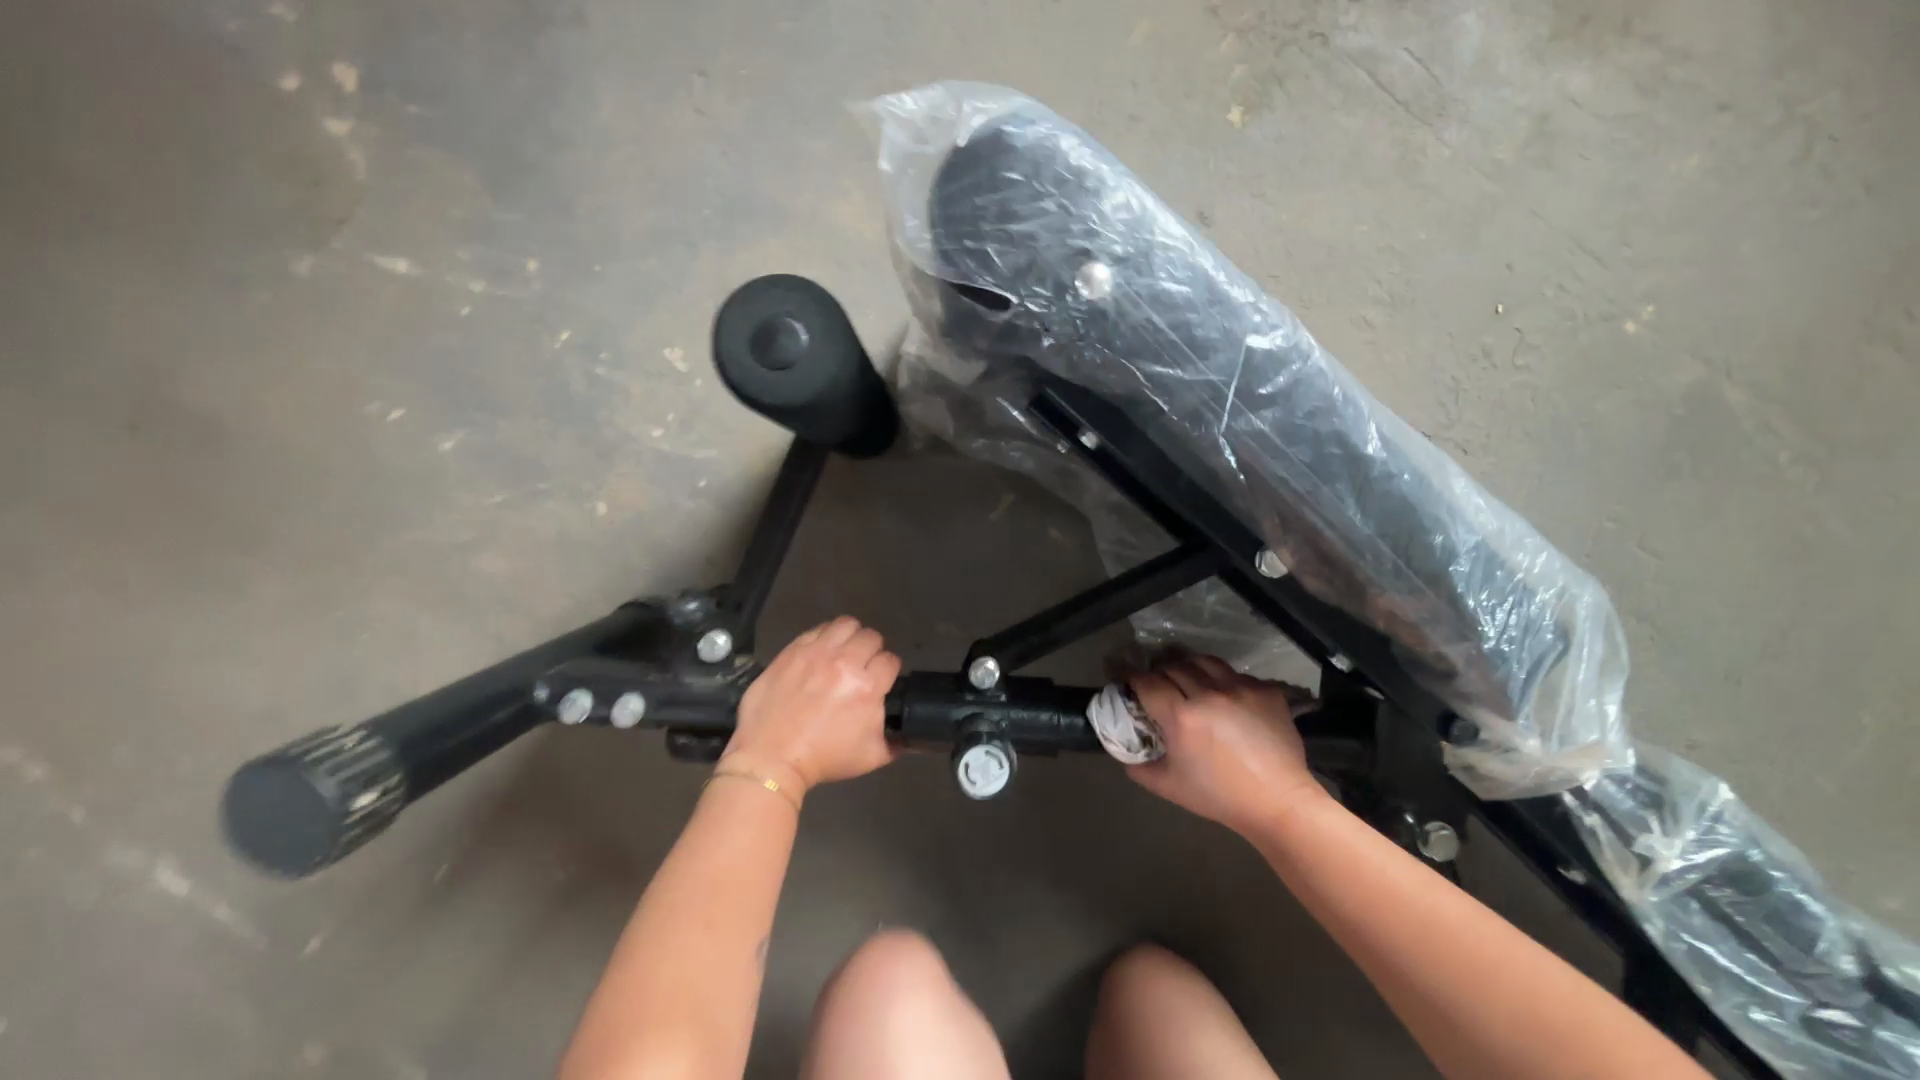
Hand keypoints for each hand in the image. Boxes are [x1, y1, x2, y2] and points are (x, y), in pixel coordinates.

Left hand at [723, 616, 901, 799]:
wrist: (771, 757)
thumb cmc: (823, 759)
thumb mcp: (871, 757)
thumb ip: (896, 743)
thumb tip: (909, 736)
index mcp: (868, 687)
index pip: (891, 661)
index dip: (889, 671)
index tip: (881, 682)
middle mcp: (845, 662)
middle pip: (871, 637)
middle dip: (872, 651)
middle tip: (862, 667)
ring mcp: (816, 653)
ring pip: (846, 624)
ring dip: (850, 638)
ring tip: (843, 654)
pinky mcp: (792, 650)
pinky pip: (817, 629)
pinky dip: (824, 638)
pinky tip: (820, 655)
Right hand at [1126, 655, 1327, 836]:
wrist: (1278, 801)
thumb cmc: (1218, 796)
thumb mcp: (1167, 786)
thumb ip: (1137, 766)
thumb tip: (1123, 749)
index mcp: (1181, 716)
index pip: (1147, 681)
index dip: (1132, 676)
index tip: (1127, 678)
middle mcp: (1209, 694)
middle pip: (1174, 666)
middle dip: (1160, 673)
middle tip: (1158, 685)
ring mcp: (1241, 688)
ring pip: (1205, 662)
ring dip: (1190, 668)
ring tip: (1189, 682)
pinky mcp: (1266, 690)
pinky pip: (1237, 675)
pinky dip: (1224, 682)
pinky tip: (1226, 700)